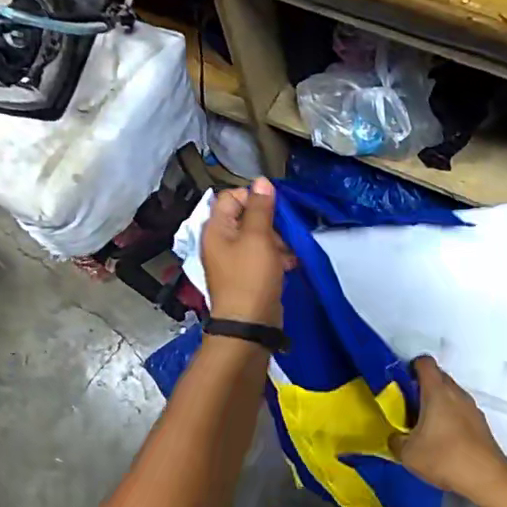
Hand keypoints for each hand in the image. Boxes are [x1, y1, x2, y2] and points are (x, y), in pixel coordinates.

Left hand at [201, 178, 295, 327]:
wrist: (249, 325)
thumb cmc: (251, 278)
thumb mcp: (258, 238)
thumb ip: (260, 208)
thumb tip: (262, 181)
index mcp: (216, 228)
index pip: (231, 196)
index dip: (253, 197)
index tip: (274, 208)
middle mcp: (221, 241)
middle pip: (246, 216)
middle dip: (270, 222)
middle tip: (283, 234)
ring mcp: (233, 260)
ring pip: (258, 237)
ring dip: (277, 241)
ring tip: (290, 253)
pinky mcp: (247, 276)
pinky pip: (262, 257)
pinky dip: (276, 257)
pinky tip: (290, 264)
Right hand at [389, 356, 506, 502]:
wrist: (487, 479)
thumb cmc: (444, 457)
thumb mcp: (408, 453)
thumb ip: (396, 440)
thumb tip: (396, 438)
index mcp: (436, 391)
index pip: (424, 362)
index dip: (410, 368)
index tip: (401, 385)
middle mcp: (456, 393)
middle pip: (438, 377)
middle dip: (422, 387)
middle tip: (409, 408)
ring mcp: (472, 408)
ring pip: (450, 395)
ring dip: (437, 403)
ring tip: (425, 427)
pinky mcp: (481, 424)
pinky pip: (460, 410)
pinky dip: (450, 417)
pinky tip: (443, 441)